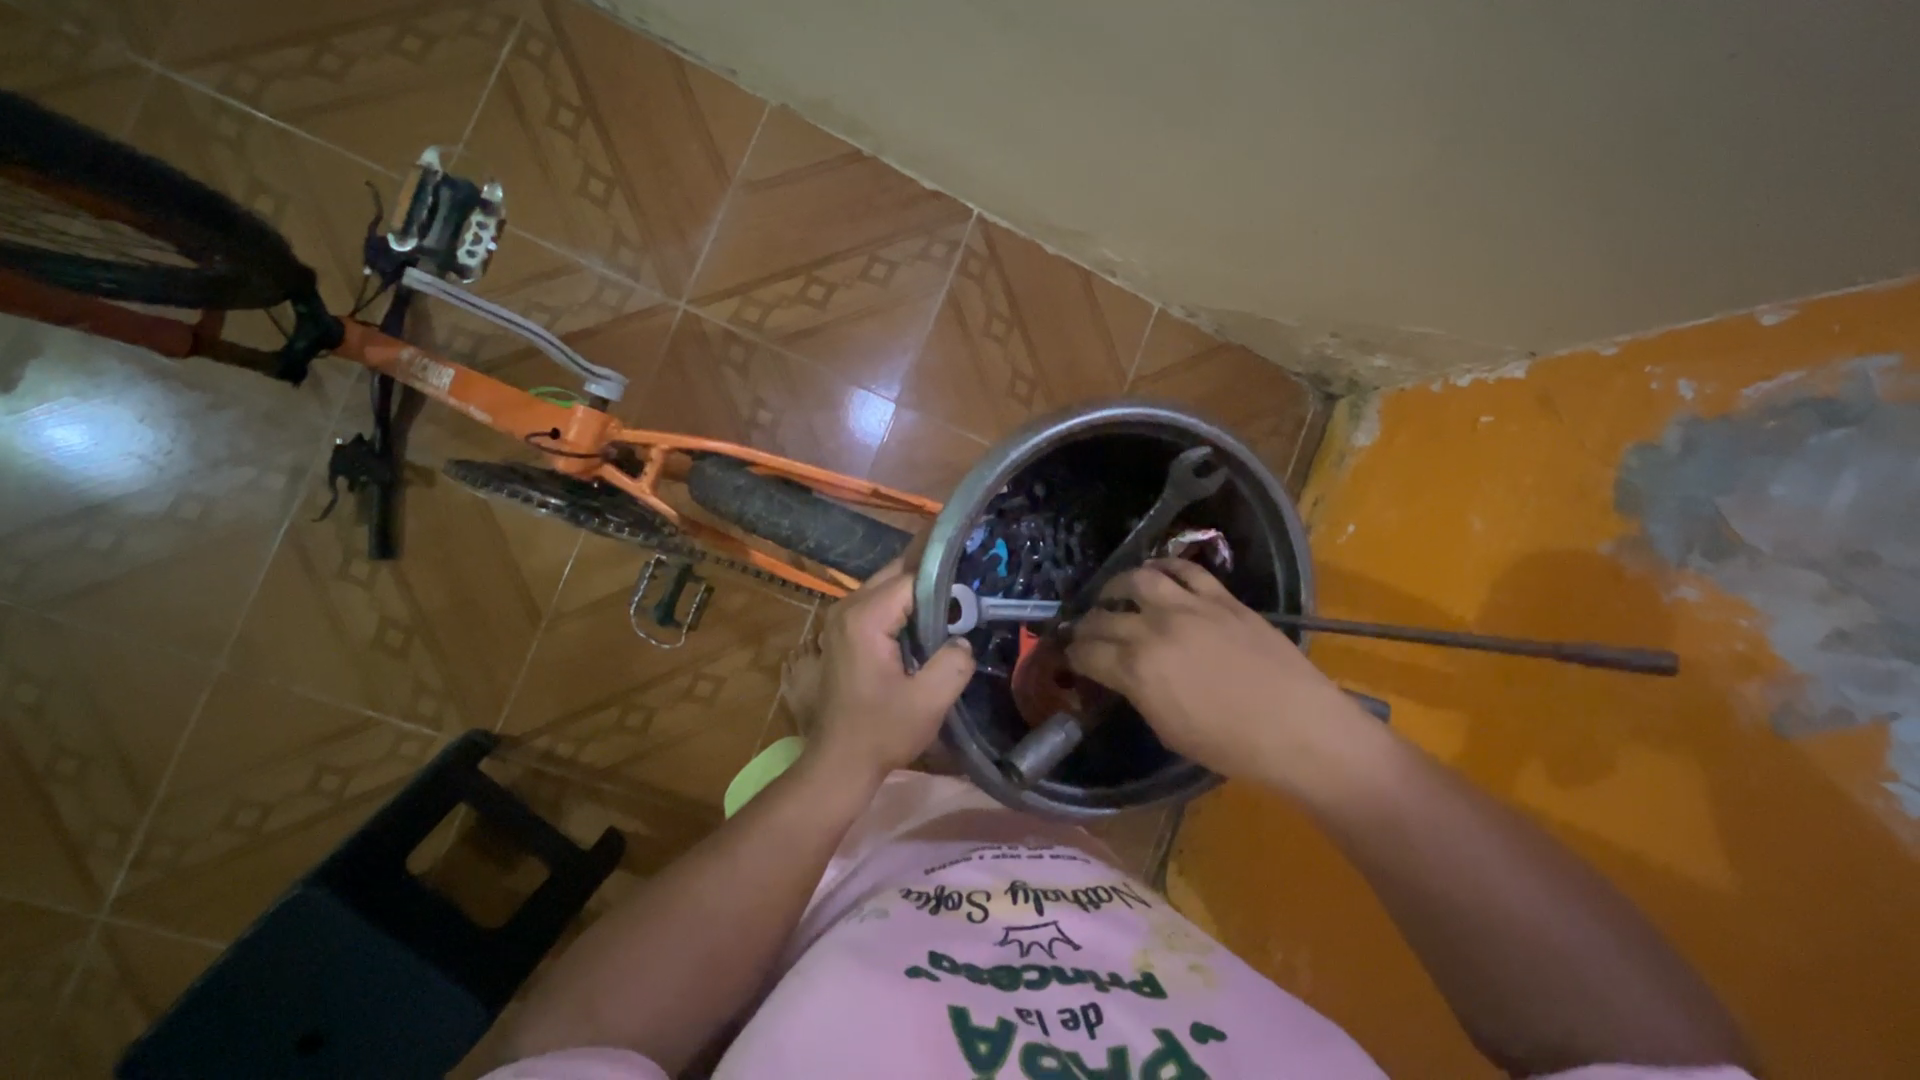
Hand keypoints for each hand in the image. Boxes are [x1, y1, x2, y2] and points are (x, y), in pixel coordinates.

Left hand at [806, 559, 973, 783]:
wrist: (839, 762)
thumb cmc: (882, 731)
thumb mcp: (930, 700)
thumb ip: (955, 662)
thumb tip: (962, 639)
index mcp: (865, 618)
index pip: (911, 579)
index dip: (944, 583)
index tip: (971, 593)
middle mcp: (846, 609)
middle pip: (894, 576)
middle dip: (929, 579)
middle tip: (965, 589)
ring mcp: (838, 621)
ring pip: (884, 590)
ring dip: (915, 594)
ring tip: (951, 603)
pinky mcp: (840, 635)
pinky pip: (875, 607)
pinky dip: (900, 608)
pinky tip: (924, 624)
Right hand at [1064, 559, 1361, 782]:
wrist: (1296, 727)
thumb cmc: (1230, 745)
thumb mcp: (1168, 730)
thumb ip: (1139, 694)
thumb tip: (1126, 677)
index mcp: (1137, 670)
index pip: (1087, 652)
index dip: (1073, 654)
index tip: (1071, 657)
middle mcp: (1155, 629)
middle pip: (1104, 616)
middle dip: (1086, 624)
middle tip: (1085, 631)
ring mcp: (1190, 607)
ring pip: (1139, 579)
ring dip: (1117, 585)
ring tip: (1114, 594)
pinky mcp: (1222, 598)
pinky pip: (1185, 570)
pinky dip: (1164, 568)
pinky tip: (1157, 574)